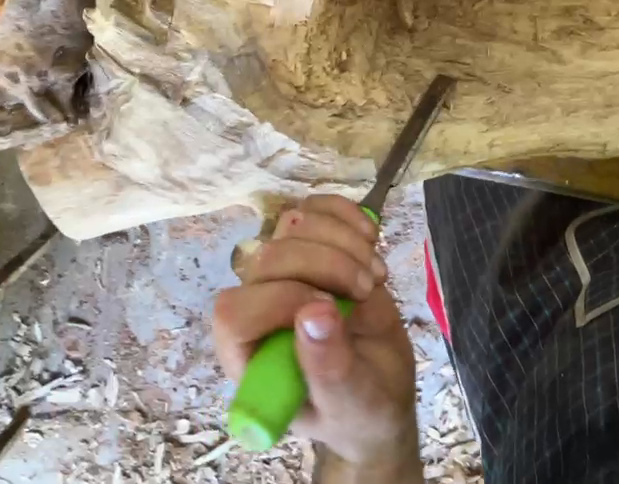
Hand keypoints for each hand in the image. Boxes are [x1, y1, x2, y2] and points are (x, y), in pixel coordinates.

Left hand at [213, 195, 422, 473]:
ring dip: (342, 241)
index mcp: (248, 354)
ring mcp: (284, 270)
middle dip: (326, 264)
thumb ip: (329, 367)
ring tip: (375, 277)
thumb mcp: (349, 403)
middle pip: (269, 257)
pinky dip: (347, 215)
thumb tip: (316, 313)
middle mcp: (257, 305)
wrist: (382, 387)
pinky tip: (371, 240)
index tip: (332, 310)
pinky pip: (317, 208)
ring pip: (293, 224)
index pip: (237, 311)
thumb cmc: (357, 409)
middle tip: (368, 289)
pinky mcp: (312, 244)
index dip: (280, 300)